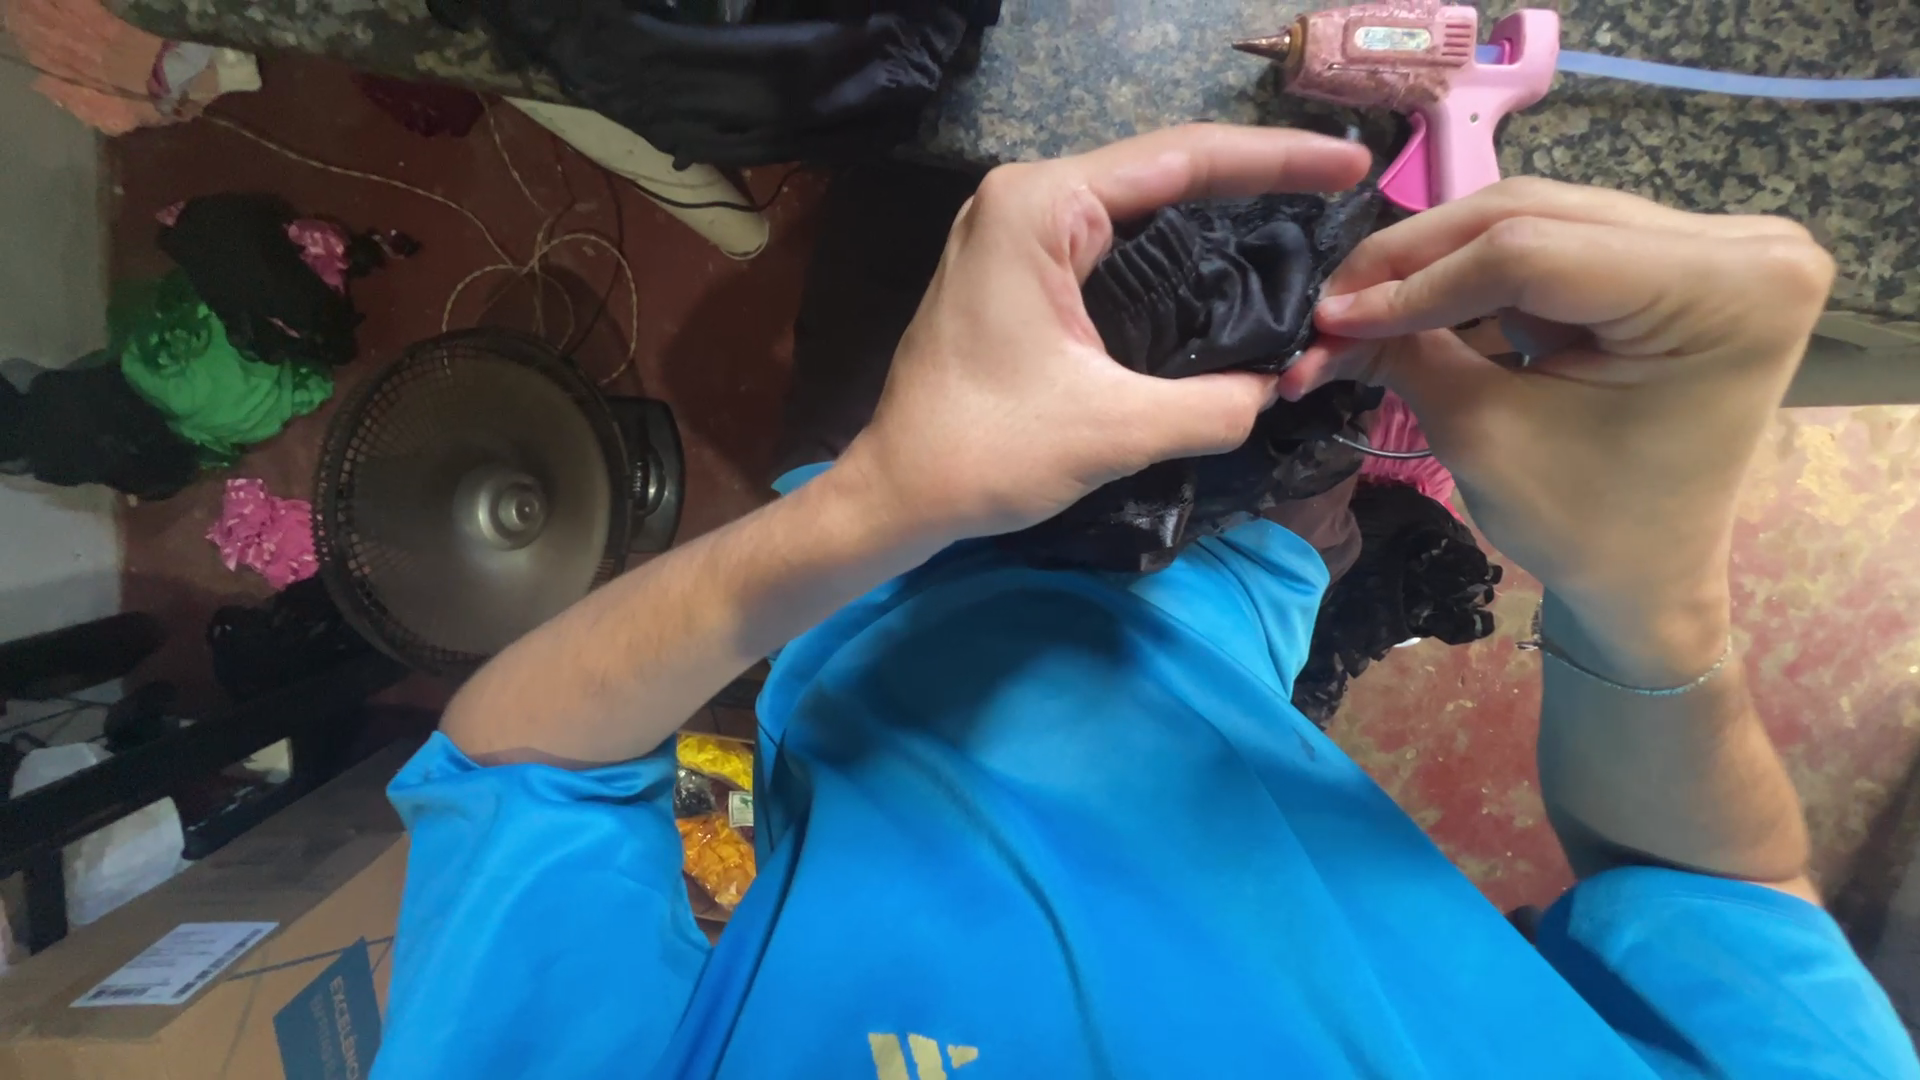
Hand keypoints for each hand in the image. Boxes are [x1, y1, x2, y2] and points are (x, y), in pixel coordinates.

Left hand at [837, 124, 1371, 542]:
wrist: (897, 494)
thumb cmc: (987, 454)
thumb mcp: (1117, 430)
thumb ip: (1216, 404)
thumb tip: (1273, 386)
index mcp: (1040, 207)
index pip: (1181, 158)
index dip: (1277, 161)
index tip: (1353, 165)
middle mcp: (1020, 202)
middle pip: (1156, 178)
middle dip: (1245, 192)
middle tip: (1328, 212)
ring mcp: (1006, 238)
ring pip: (1127, 216)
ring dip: (1202, 231)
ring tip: (1285, 245)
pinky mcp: (1006, 278)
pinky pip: (1098, 253)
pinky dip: (1155, 267)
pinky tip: (1204, 289)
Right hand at [1286, 178, 1834, 683]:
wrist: (1641, 569)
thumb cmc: (1579, 522)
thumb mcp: (1479, 434)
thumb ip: (1402, 358)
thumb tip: (1318, 324)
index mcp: (1724, 289)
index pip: (1529, 252)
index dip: (1412, 284)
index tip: (1325, 321)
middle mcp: (1735, 242)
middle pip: (1529, 213)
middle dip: (1410, 260)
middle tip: (1330, 304)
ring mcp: (1703, 245)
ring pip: (1528, 216)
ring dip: (1428, 260)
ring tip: (1358, 303)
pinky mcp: (1662, 262)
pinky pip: (1541, 244)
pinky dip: (1461, 273)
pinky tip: (1408, 300)